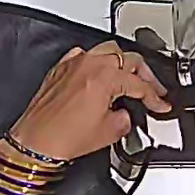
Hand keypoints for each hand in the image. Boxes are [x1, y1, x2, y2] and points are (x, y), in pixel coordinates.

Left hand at [8, 41, 168, 161]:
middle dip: (145, 75)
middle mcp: (90, 64)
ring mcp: (74, 63)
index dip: (155, 97)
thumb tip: (127, 114)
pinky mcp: (62, 68)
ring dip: (123, 62)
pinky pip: (85, 55)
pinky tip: (101, 72)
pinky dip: (98, 61)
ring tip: (131, 76)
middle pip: (129, 59)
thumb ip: (126, 118)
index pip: (140, 83)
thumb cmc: (63, 137)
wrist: (35, 144)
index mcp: (105, 78)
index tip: (160, 104)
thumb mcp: (109, 132)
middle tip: (153, 89)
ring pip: (109, 50)